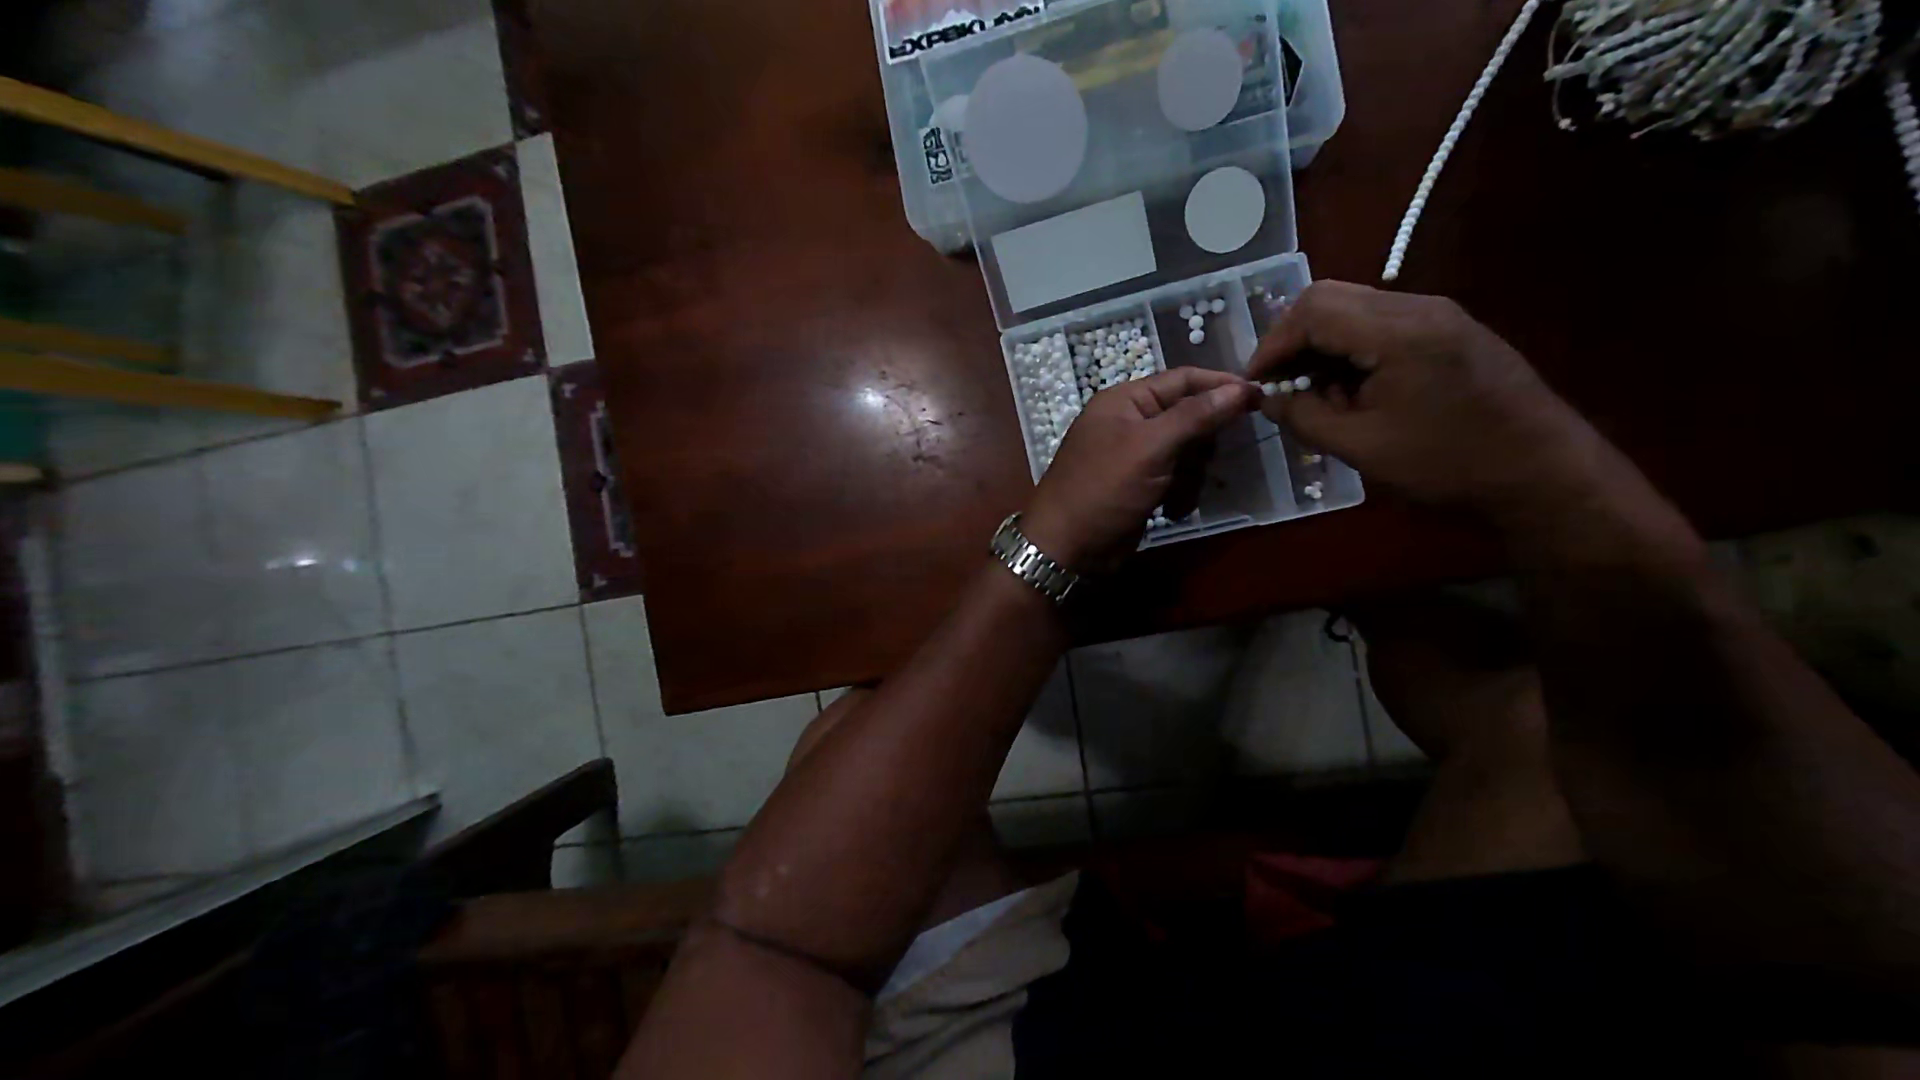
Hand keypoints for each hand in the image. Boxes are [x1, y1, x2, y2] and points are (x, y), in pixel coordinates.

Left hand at [1021, 367, 1258, 571]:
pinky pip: (1175, 479)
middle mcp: (1129, 422)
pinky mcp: (1139, 486)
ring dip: (1191, 476)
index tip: (1261, 397)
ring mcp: (1134, 456)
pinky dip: (1179, 494)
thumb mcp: (1150, 447)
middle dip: (1202, 444)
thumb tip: (1242, 387)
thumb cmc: (1103, 489)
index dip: (1221, 386)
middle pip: (1189, 417)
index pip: (1183, 379)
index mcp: (1125, 401)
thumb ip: (1196, 416)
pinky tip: (1172, 510)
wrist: (1067, 549)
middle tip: (1205, 463)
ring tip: (1179, 496)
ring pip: (1186, 452)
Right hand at [1248, 282, 1607, 514]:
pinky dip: (1349, 348)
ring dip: (1320, 344)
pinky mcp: (1448, 330)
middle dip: (1292, 340)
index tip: (1256, 384)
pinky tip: (1349, 388)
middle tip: (1278, 384)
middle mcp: (1419, 307)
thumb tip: (1268, 397)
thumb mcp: (1362, 447)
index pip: (1313, 309)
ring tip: (1314, 393)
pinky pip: (1380, 323)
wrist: (1543, 473)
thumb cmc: (1448, 463)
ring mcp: (1439, 315)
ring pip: (1353, 307)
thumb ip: (1304, 416)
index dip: (1273, 344)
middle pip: (1330, 298)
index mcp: (1400, 331)